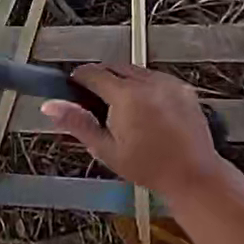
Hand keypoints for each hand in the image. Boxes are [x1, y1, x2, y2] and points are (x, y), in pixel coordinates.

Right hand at [42, 63, 237, 198]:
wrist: (193, 175)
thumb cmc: (149, 167)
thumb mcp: (105, 149)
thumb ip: (77, 123)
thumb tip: (50, 106)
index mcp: (126, 96)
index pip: (93, 73)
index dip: (80, 79)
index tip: (74, 87)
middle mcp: (148, 83)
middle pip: (114, 67)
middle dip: (102, 79)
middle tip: (96, 102)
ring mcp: (168, 84)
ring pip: (136, 70)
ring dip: (124, 81)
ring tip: (122, 109)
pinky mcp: (183, 89)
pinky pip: (156, 78)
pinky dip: (146, 86)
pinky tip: (145, 110)